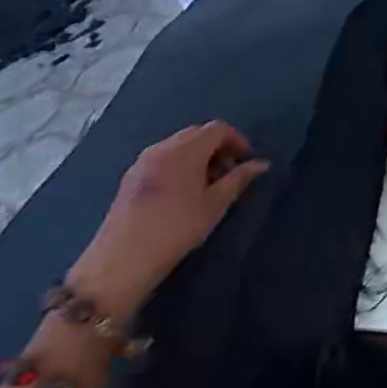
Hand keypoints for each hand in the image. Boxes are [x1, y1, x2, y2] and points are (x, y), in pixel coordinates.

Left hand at [67, 121, 268, 317]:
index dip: (237, 140)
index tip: (247, 162)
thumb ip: (239, 179)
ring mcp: (143, 161)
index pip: (217, 129)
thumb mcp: (215, 205)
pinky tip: (183, 193)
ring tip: (208, 186)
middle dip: (218, 147)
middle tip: (230, 174)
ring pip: (178, 145)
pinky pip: (163, 158)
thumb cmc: (178, 228)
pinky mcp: (131, 176)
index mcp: (185, 150)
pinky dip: (180, 164)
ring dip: (199, 156)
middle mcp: (162, 148)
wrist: (124, 258)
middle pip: (196, 133)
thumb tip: (261, 164)